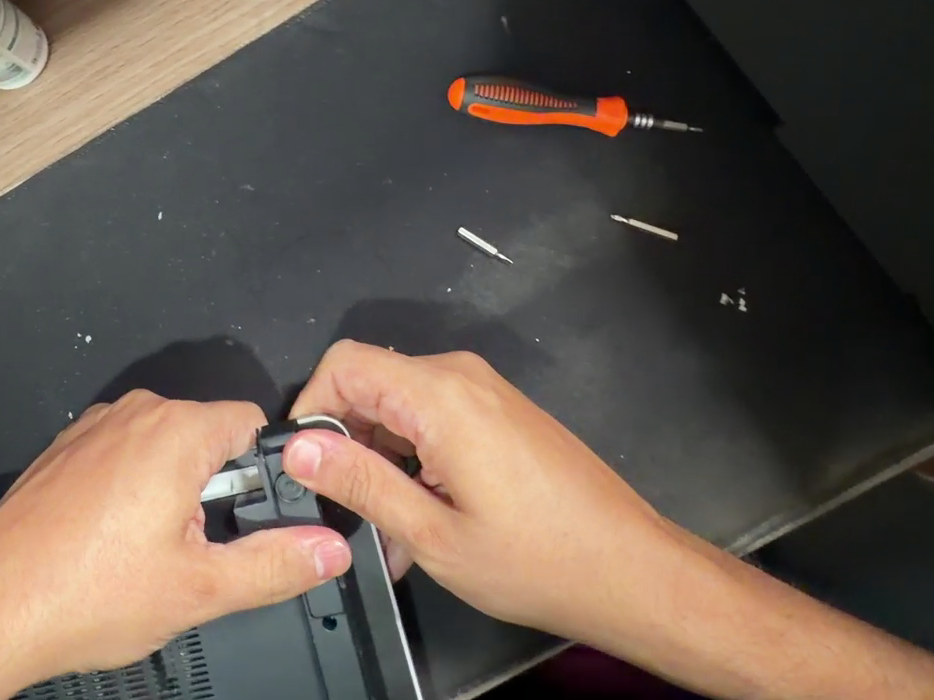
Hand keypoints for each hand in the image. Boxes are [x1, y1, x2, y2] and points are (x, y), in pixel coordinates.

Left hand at [0, 392, 351, 699]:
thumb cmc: (83, 594)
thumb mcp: (199, 589)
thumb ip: (275, 563)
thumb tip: (324, 548)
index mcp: (176, 432)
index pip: (250, 421)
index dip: (264, 466)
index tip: (254, 509)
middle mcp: (135, 414)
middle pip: (206, 433)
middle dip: (213, 485)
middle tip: (193, 545)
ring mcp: (96, 427)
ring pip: (162, 445)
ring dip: (170, 487)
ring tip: (145, 549)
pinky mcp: (68, 446)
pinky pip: (122, 452)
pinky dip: (130, 485)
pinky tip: (110, 539)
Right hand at [282, 340, 691, 646]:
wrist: (635, 570)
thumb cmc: (537, 559)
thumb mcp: (433, 533)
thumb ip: (359, 482)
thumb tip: (298, 447)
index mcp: (439, 395)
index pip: (344, 363)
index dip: (312, 407)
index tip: (306, 464)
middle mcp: (459, 375)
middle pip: (369, 381)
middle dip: (346, 439)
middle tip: (347, 509)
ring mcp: (482, 388)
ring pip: (398, 402)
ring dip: (380, 456)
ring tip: (389, 528)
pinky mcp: (496, 407)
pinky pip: (432, 414)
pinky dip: (412, 454)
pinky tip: (421, 511)